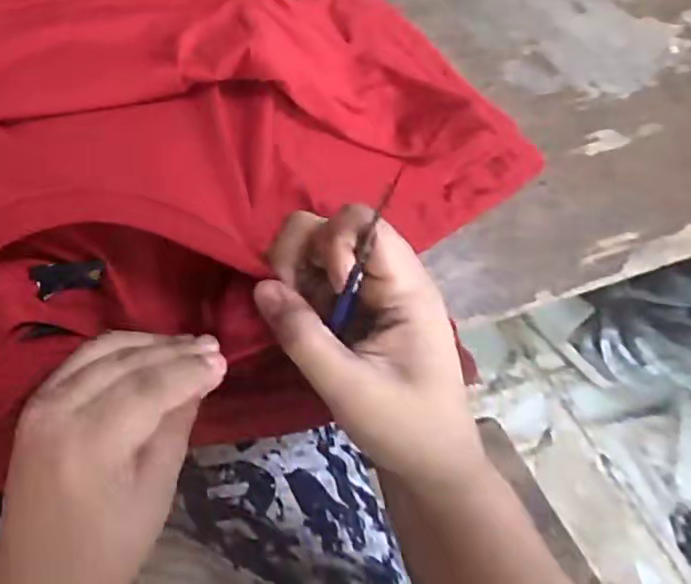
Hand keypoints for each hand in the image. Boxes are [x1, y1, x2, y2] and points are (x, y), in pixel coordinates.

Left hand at [0, 332, 226, 583]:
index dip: (187, 370)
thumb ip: (174, 430)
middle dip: (171, 351)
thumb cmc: (105, 550)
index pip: (146, 388)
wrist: (37, 573)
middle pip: (124, 363)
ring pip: (100, 350)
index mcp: (90, 444)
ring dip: (145, 343)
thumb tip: (200, 378)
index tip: (222, 359)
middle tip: (210, 345)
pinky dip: (116, 349)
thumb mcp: (153, 497)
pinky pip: (80, 359)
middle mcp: (60, 410)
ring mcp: (42, 401)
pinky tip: (144, 350)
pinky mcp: (36, 399)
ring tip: (183, 344)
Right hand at [253, 207, 484, 487]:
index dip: (336, 242)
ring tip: (292, 310)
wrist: (429, 467)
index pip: (364, 222)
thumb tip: (261, 286)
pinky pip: (309, 272)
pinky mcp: (345, 303)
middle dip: (301, 251)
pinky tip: (293, 316)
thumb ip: (304, 337)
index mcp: (404, 286)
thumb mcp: (350, 389)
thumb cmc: (404, 428)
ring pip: (314, 244)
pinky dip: (291, 285)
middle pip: (330, 224)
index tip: (334, 290)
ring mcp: (362, 288)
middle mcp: (383, 275)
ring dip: (291, 267)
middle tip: (295, 297)